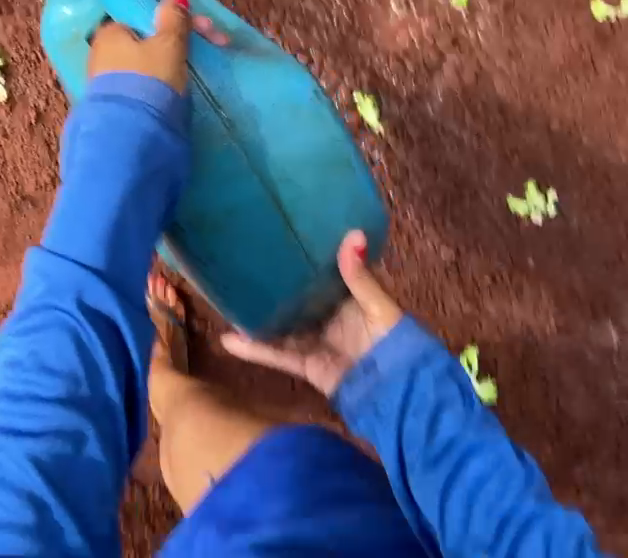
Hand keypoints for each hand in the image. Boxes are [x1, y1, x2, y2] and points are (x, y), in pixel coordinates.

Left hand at [87, 0, 224, 92]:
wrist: (131, 137)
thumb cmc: (149, 82)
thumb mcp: (168, 46)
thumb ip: (174, 20)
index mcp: (110, 32)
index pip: (146, 17)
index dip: (179, 22)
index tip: (207, 32)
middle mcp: (101, 53)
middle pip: (148, 40)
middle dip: (181, 43)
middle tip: (215, 48)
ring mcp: (106, 81)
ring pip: (147, 63)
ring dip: (173, 64)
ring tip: (196, 74)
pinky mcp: (116, 105)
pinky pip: (144, 84)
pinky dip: (162, 83)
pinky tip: (176, 91)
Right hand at [221, 230, 402, 396]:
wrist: (401, 394)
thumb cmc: (395, 343)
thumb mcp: (379, 306)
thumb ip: (359, 276)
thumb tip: (352, 233)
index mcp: (345, 298)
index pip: (318, 273)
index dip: (298, 258)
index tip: (274, 238)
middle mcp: (326, 316)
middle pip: (294, 299)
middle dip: (270, 286)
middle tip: (239, 266)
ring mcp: (314, 341)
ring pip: (280, 325)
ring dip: (256, 317)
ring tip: (226, 301)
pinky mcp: (306, 365)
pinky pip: (277, 354)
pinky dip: (254, 349)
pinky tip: (229, 340)